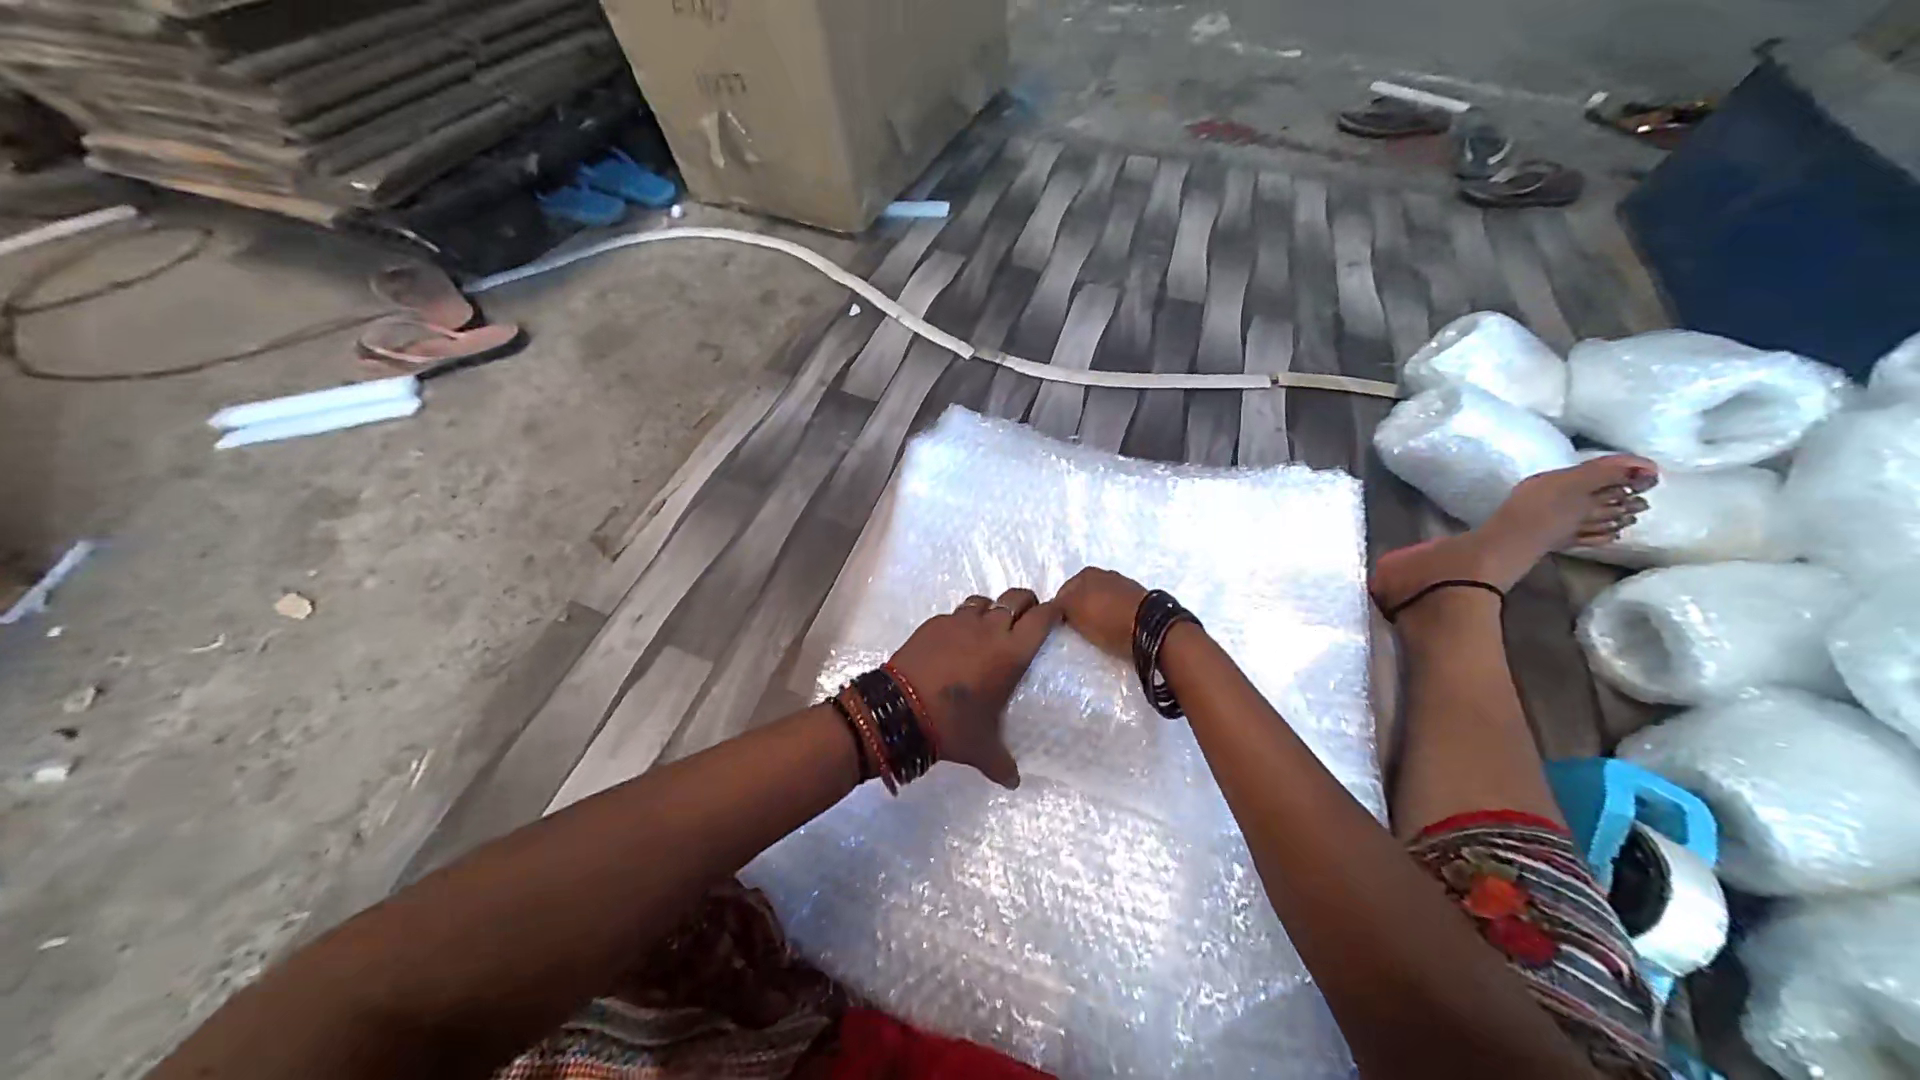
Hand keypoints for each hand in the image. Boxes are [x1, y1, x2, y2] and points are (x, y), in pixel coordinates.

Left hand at [886, 588, 1059, 788]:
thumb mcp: (981, 749)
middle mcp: (990, 629)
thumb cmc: (952, 725)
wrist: (900, 709)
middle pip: (1017, 598)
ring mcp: (959, 622)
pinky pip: (956, 613)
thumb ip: (1001, 763)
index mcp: (1011, 653)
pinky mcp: (934, 623)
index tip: (1056, 615)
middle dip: (1027, 603)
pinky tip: (956, 640)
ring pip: (985, 601)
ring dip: (992, 609)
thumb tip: (1013, 782)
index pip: (1042, 618)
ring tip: (990, 626)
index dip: (1053, 612)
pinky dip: (962, 621)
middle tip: (1028, 616)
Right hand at [1054, 566, 1148, 658]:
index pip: (1062, 593)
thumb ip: (1060, 607)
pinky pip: (1116, 604)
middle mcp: (1103, 574)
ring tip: (1096, 627)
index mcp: (1085, 574)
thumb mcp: (1075, 615)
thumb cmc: (1106, 620)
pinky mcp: (1138, 596)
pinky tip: (1113, 623)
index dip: (1059, 610)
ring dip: (1096, 609)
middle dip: (1078, 608)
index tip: (1059, 625)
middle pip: (1082, 593)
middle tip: (1076, 627)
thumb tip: (1054, 608)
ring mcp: (1122, 584)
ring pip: (1100, 598)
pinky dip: (1111, 611)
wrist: (1149, 625)